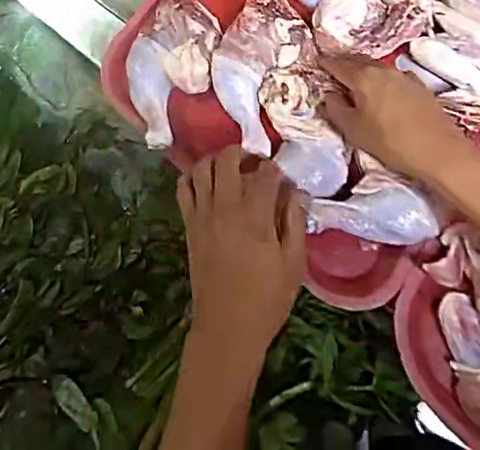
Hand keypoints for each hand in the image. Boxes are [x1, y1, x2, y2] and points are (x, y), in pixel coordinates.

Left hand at [176, 146, 304, 356]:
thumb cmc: (266, 299)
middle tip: (256, 163)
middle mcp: (225, 207)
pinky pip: (183, 186)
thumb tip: (296, 192)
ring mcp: (202, 213)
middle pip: (228, 159)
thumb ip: (295, 223)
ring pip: (202, 167)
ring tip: (231, 167)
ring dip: (217, 159)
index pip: (265, 174)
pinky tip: (207, 182)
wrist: (227, 327)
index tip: (283, 176)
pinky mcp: (188, 222)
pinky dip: (193, 176)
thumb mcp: (293, 265)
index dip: (276, 169)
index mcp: (255, 217)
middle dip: (244, 153)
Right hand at [320, 54, 467, 180]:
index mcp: (362, 77)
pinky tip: (382, 86)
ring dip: (362, 67)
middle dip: (343, 61)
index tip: (317, 63)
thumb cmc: (391, 141)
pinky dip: (380, 75)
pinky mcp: (419, 86)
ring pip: (375, 65)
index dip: (325, 63)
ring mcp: (403, 76)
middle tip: (332, 66)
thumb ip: (335, 108)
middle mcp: (382, 69)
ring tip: (354, 75)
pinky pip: (392, 74)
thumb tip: (329, 94)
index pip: (337, 64)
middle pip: (357, 59)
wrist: (441, 152)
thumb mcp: (354, 130)